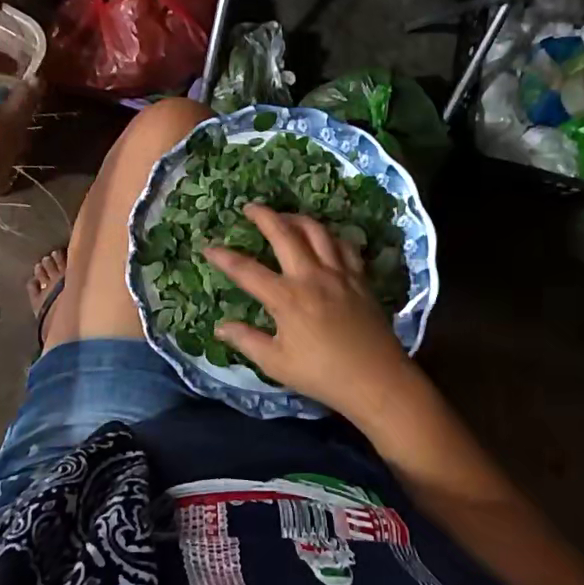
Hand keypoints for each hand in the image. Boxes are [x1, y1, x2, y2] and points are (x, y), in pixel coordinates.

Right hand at [202, 205, 414, 418]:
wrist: (375, 377)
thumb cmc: (322, 374)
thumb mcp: (276, 363)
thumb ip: (247, 340)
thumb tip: (221, 327)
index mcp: (286, 298)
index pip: (246, 270)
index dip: (224, 257)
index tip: (208, 247)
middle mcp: (312, 276)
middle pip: (285, 234)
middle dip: (264, 216)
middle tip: (250, 207)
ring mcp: (339, 274)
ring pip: (318, 232)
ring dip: (298, 219)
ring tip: (285, 216)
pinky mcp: (360, 278)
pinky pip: (345, 246)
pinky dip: (331, 236)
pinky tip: (325, 238)